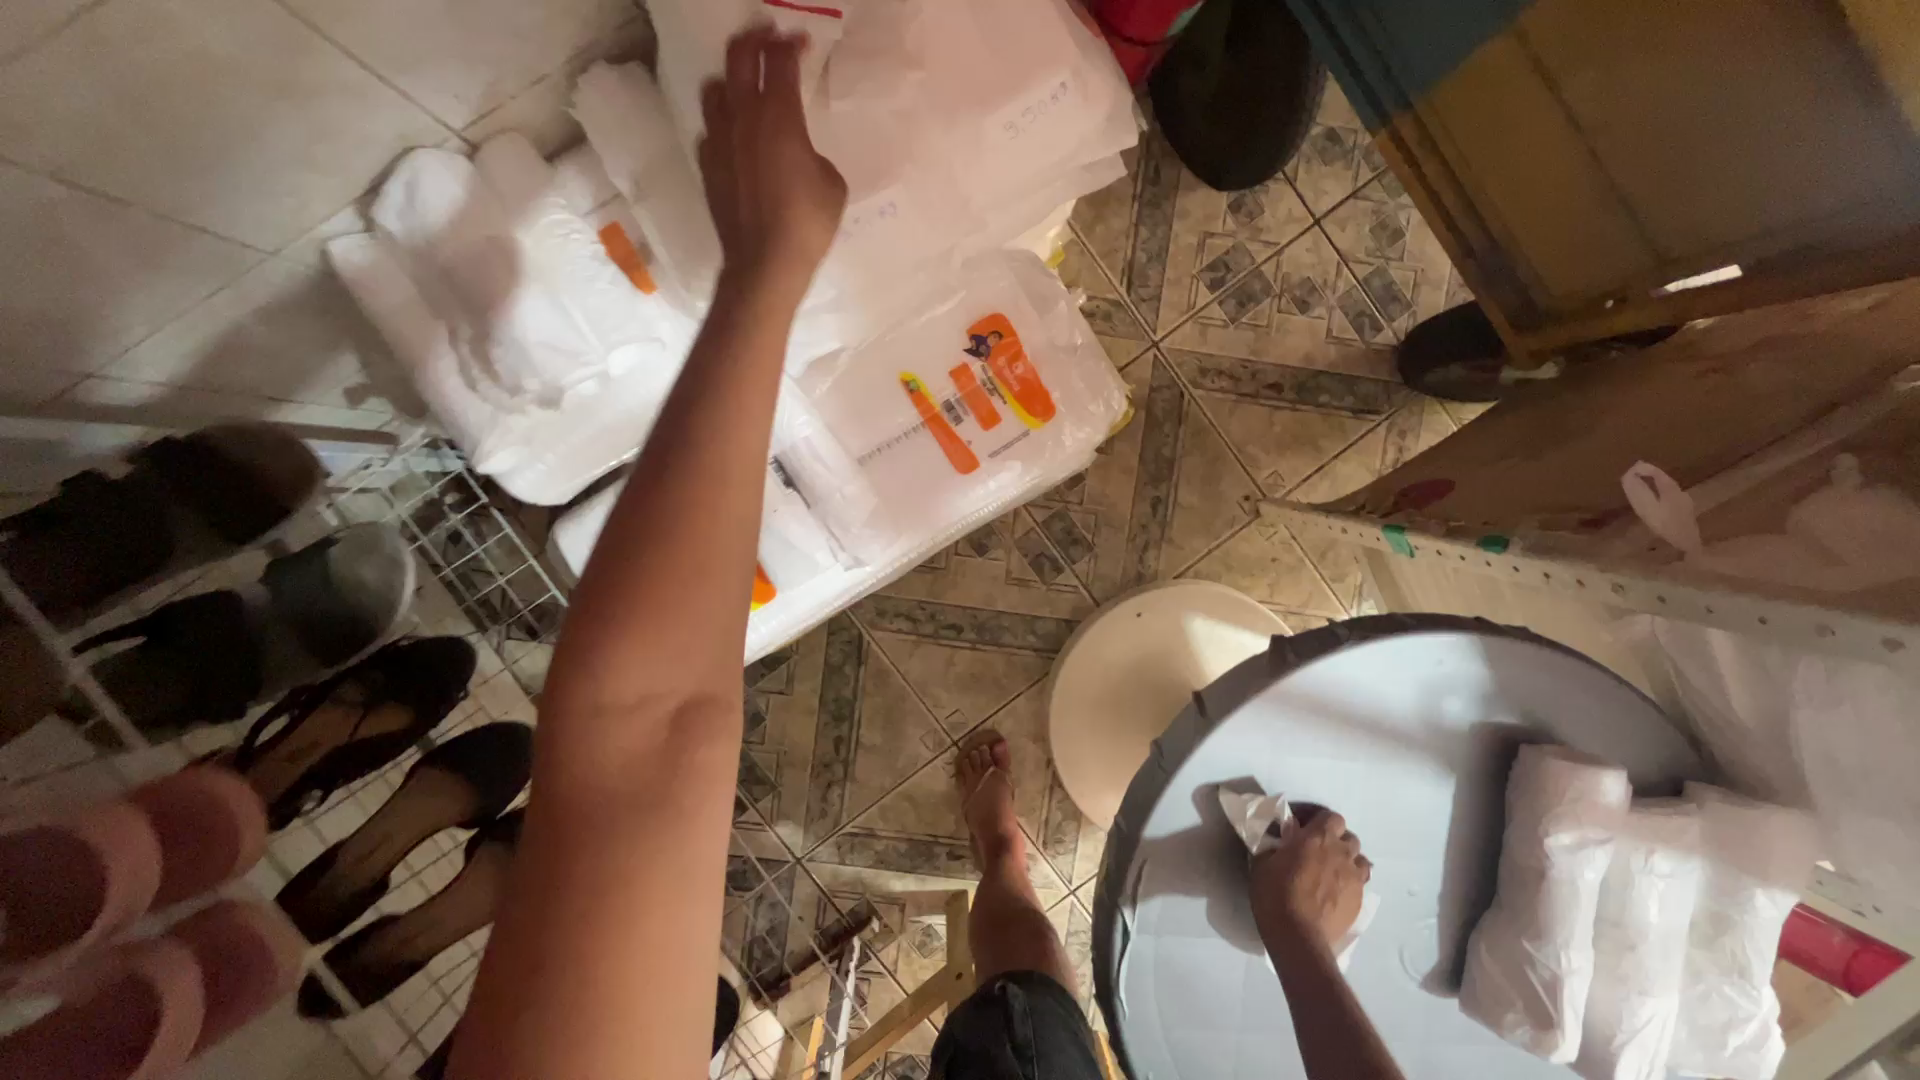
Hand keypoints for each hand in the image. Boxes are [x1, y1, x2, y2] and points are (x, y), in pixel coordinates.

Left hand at [697, 25, 848, 300]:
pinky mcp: (708, 166)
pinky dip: (723, 122)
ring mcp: (720, 141)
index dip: (791, 44)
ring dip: (731, 79)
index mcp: (779, 116)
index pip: (780, 62)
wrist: (765, 262)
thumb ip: (812, 154)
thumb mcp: (832, 183)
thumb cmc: (807, 223)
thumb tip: (798, 153)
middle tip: (766, 38)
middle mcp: (743, 119)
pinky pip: (711, 129)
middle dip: (754, 41)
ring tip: (743, 85)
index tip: (799, 41)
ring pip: (715, 89)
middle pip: (739, 58)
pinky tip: (735, 136)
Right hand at [1250, 808, 1371, 952]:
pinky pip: (1360, 883)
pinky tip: (1336, 893)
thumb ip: (1277, 844)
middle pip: (1349, 837)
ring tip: (1332, 872)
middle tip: (1318, 851)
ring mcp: (1354, 878)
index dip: (1321, 822)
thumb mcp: (1263, 862)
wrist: (1298, 935)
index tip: (1306, 830)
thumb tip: (1283, 836)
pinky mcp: (1360, 900)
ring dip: (1348, 861)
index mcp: (1317, 838)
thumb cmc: (1275, 893)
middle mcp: (1341, 853)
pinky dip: (1351, 882)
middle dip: (1336, 841)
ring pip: (1360, 860)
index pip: (1332, 817)